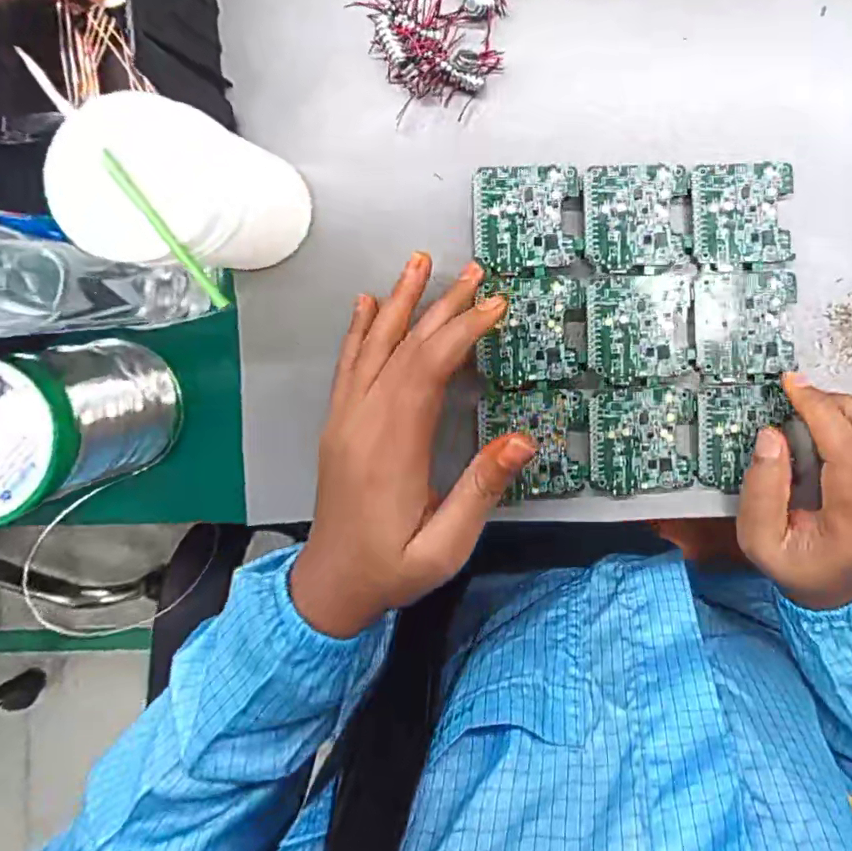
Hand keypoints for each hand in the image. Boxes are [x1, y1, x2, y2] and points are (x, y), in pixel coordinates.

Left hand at [291, 252, 536, 637]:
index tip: (493, 305)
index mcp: (391, 446)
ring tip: (419, 264)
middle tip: (473, 272)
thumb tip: (524, 440)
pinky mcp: (338, 423)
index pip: (428, 368)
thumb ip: (480, 492)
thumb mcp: (443, 547)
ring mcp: (345, 418)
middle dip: (442, 306)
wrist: (328, 586)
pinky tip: (366, 303)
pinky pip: (348, 365)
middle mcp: (363, 421)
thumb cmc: (390, 569)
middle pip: (403, 347)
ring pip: (372, 346)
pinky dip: (358, 329)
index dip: (462, 331)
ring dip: (398, 302)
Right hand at [736, 374, 851, 610]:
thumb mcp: (756, 536)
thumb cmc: (795, 565)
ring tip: (839, 421)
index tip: (799, 389)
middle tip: (818, 400)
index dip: (823, 413)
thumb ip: (760, 488)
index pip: (850, 460)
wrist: (829, 591)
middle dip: (851, 410)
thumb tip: (773, 438)